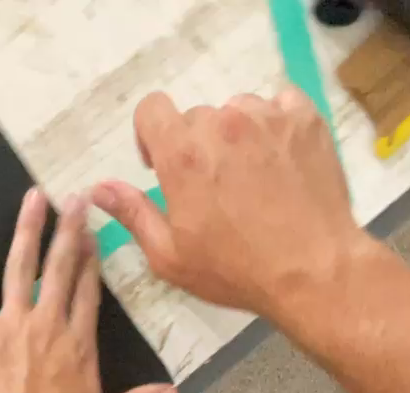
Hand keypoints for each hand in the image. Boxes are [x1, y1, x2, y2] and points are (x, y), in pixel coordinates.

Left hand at [0, 187, 177, 392]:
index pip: (87, 293)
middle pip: (61, 268)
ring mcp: (13, 324)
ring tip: (34, 197)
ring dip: (28, 229)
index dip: (90, 263)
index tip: (93, 236)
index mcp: (80, 346)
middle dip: (69, 231)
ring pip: (21, 267)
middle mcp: (50, 325)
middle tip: (74, 199)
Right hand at [91, 90, 387, 346]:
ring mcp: (267, 118)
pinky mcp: (305, 120)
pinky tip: (277, 163)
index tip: (159, 164)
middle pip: (196, 117)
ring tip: (247, 178)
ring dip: (234, 136)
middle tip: (209, 188)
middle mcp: (223, 124)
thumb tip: (99, 189)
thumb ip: (132, 214)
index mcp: (182, 156)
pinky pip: (279, 106)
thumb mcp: (169, 255)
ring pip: (237, 111)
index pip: (151, 109)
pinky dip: (272, 127)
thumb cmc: (232, 270)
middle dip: (194, 146)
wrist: (310, 269)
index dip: (149, 135)